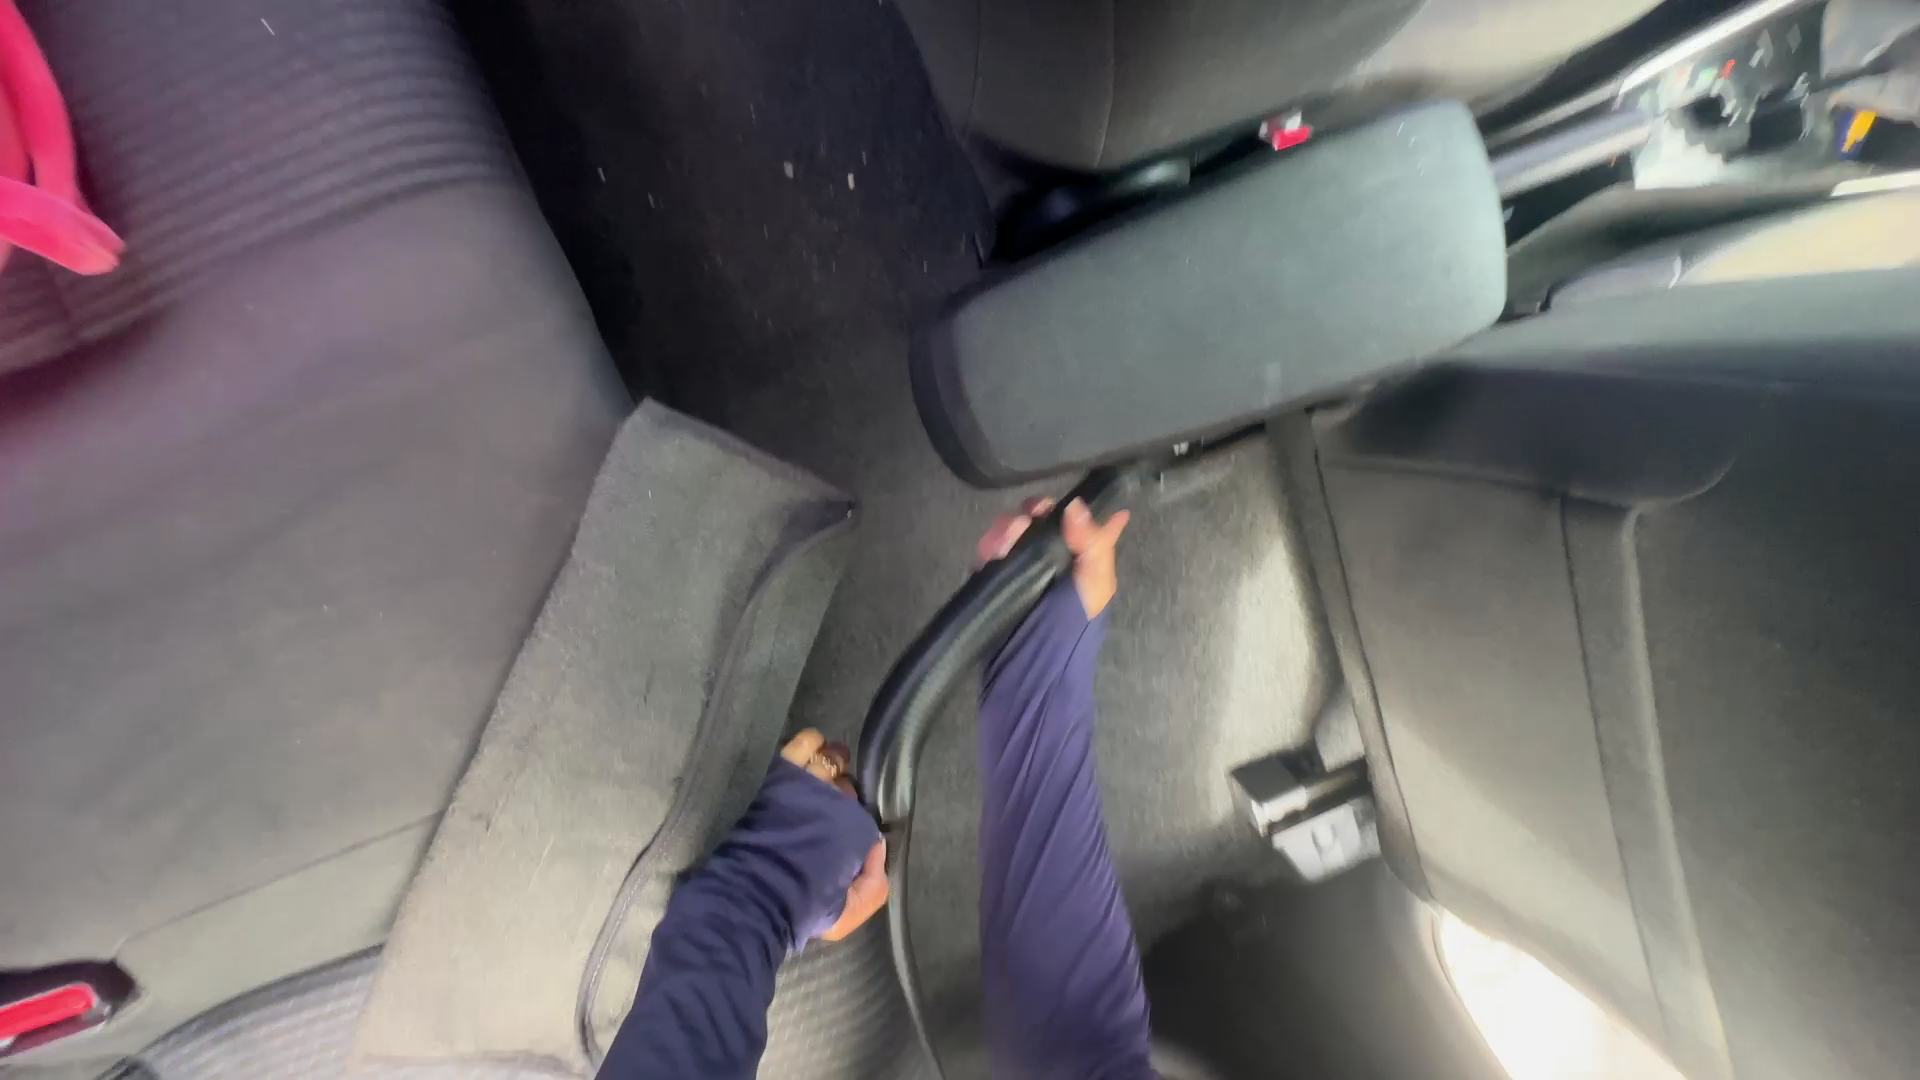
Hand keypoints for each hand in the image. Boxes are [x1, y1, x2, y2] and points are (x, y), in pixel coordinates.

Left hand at [778, 729, 888, 940]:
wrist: (757, 896)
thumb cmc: (803, 906)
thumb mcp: (849, 912)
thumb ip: (873, 885)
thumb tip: (876, 850)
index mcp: (859, 832)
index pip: (864, 819)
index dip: (854, 826)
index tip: (844, 836)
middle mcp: (841, 803)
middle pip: (847, 788)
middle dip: (843, 793)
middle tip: (833, 804)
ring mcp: (813, 785)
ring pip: (830, 762)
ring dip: (832, 763)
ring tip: (830, 768)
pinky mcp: (785, 776)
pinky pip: (803, 746)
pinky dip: (811, 741)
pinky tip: (815, 744)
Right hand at [975, 497, 1130, 617]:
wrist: (1031, 659)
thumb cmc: (1072, 621)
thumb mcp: (1096, 582)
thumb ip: (1092, 542)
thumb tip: (1074, 505)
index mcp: (1082, 557)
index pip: (1082, 521)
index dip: (1074, 505)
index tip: (1062, 500)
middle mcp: (1052, 558)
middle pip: (1040, 519)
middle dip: (1033, 511)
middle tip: (1028, 516)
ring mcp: (1022, 566)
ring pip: (1011, 530)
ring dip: (1008, 528)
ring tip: (1007, 541)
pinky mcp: (996, 576)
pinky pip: (989, 549)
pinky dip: (990, 545)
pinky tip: (993, 552)